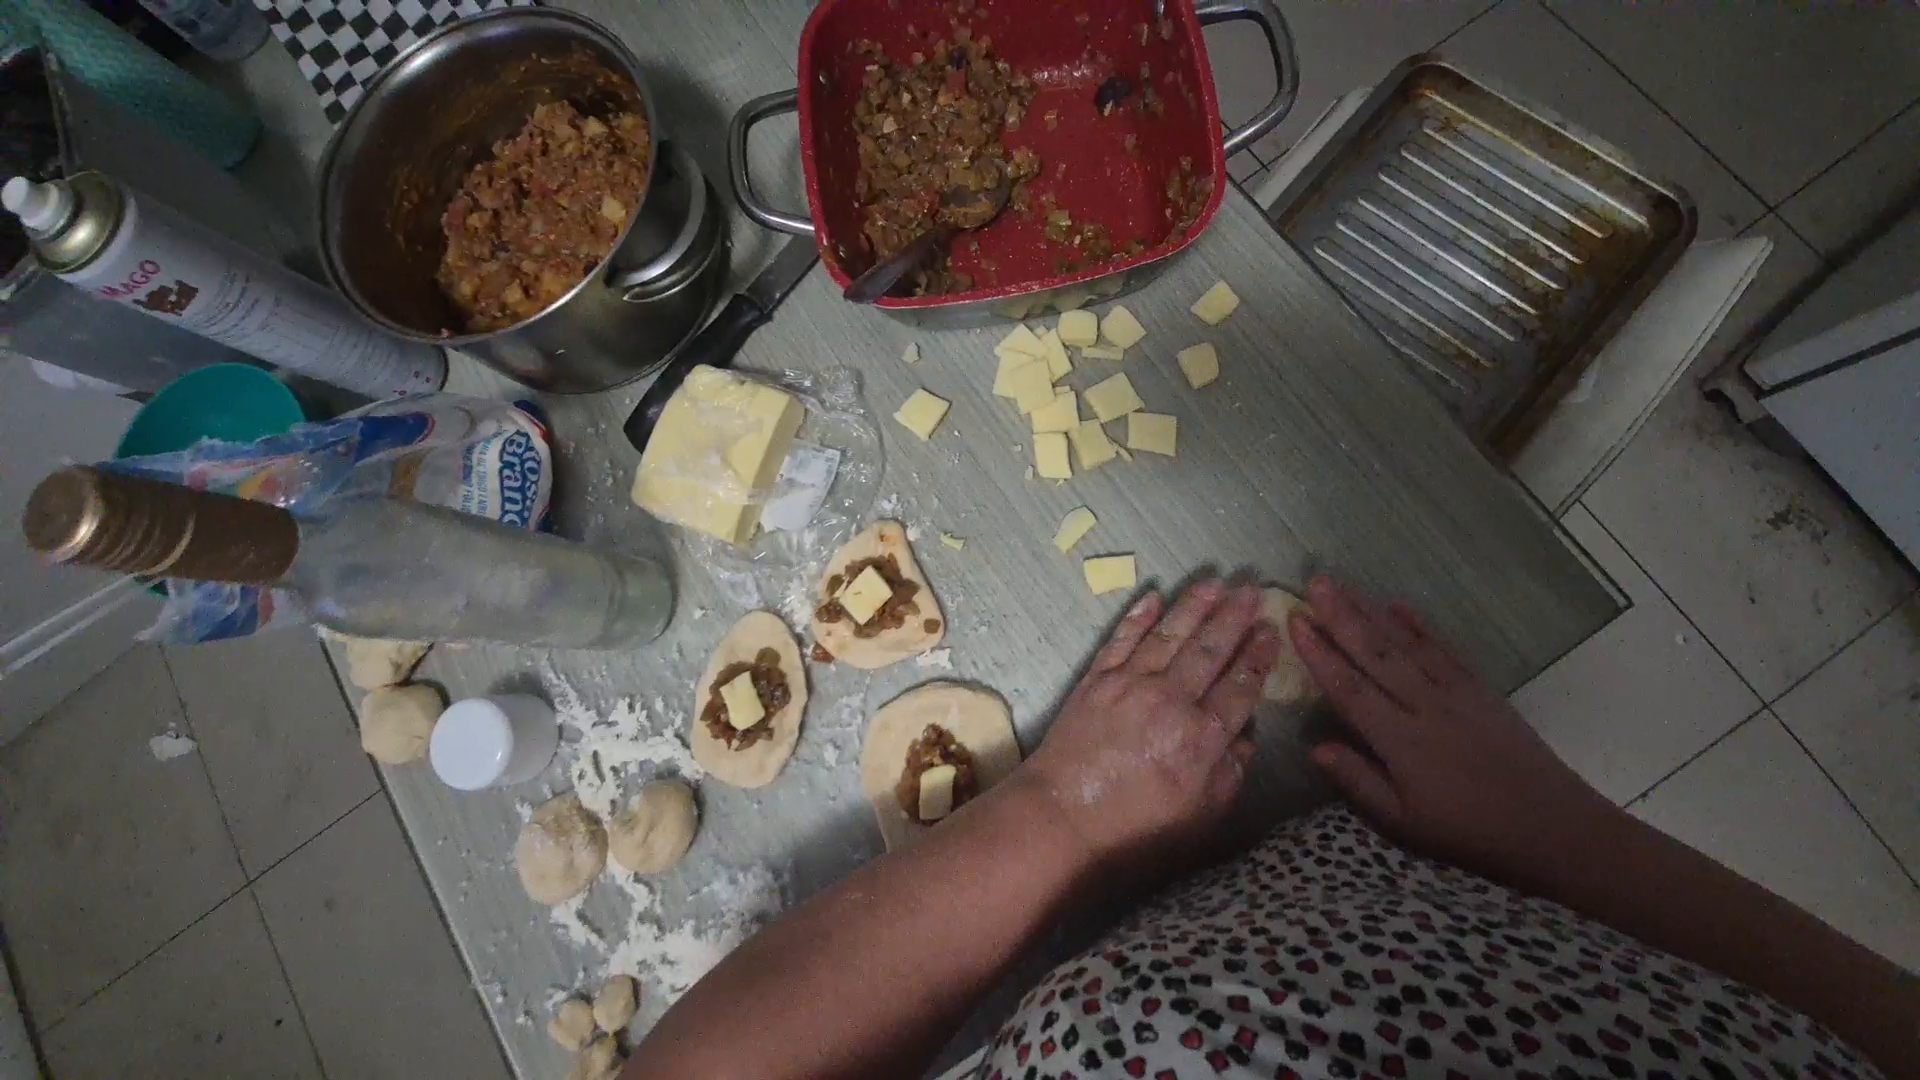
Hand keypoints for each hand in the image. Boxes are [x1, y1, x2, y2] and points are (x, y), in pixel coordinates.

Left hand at [1017, 579, 1282, 883]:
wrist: (1063, 815)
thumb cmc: (1136, 827)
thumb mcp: (1200, 816)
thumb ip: (1229, 773)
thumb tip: (1246, 733)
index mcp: (1201, 737)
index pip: (1240, 686)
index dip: (1258, 656)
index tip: (1271, 630)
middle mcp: (1170, 700)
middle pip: (1209, 650)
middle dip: (1233, 618)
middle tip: (1252, 589)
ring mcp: (1130, 684)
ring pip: (1169, 635)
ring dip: (1194, 605)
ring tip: (1215, 581)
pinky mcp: (1097, 678)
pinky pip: (1122, 638)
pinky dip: (1139, 615)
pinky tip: (1155, 595)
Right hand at [1289, 576, 1624, 888]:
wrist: (1558, 830)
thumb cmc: (1470, 832)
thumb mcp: (1405, 824)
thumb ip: (1359, 782)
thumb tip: (1315, 747)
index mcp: (1401, 741)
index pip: (1349, 689)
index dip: (1320, 654)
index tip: (1296, 621)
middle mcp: (1425, 707)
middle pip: (1376, 654)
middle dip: (1342, 617)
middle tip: (1316, 583)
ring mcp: (1456, 694)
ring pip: (1406, 645)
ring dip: (1372, 612)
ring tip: (1344, 586)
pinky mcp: (1481, 691)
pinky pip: (1445, 651)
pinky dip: (1420, 626)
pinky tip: (1398, 605)